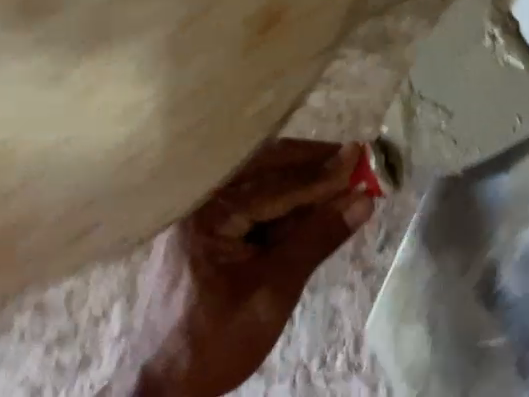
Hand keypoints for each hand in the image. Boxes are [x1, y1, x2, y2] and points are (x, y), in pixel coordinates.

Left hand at [132, 140, 376, 396]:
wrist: (165, 389)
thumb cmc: (215, 342)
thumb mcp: (274, 291)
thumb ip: (317, 239)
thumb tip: (364, 200)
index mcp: (206, 212)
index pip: (275, 183)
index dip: (321, 172)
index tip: (360, 155)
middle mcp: (199, 202)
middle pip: (265, 169)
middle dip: (311, 166)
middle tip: (356, 159)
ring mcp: (200, 215)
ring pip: (261, 183)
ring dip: (302, 182)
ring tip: (343, 178)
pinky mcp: (206, 232)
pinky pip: (252, 204)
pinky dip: (285, 203)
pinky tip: (313, 205)